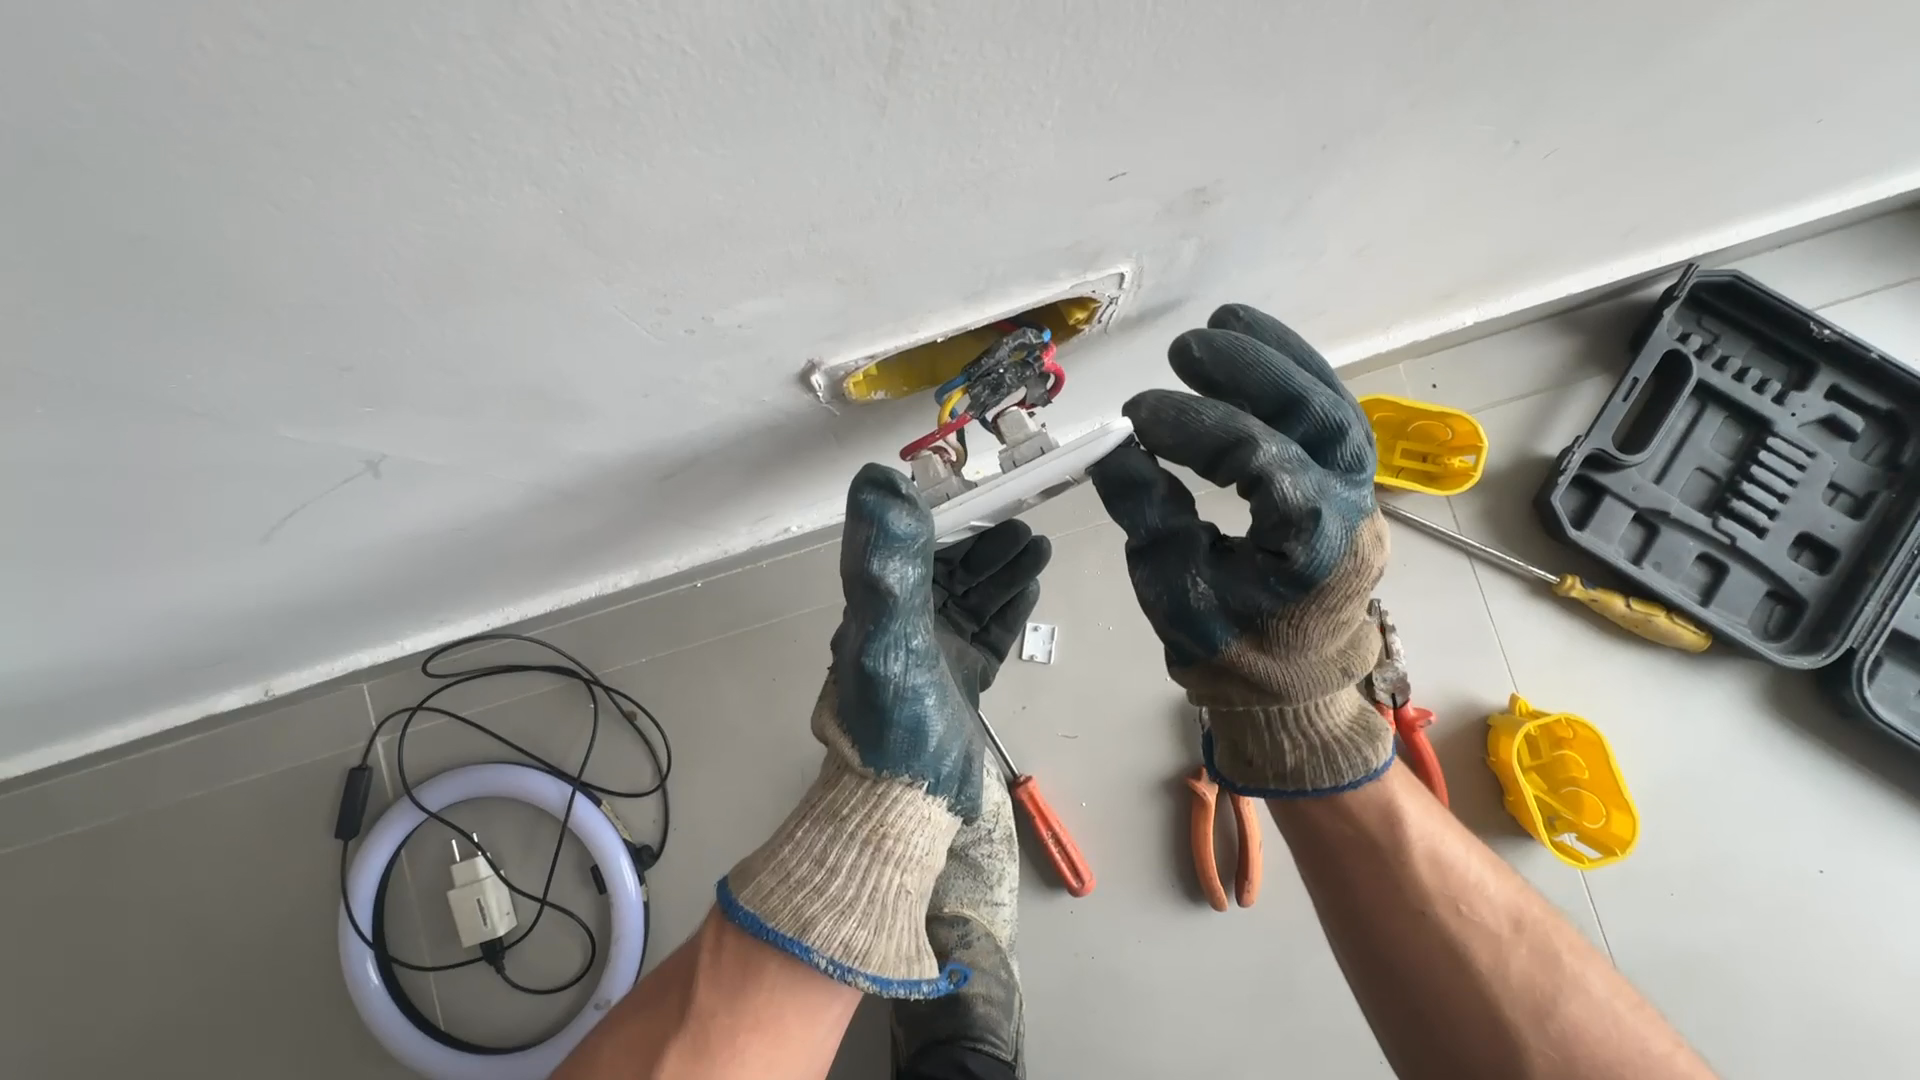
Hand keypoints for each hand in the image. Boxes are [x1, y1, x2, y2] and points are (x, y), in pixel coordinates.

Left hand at [721, 465, 1048, 997]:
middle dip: (984, 543)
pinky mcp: (963, 678)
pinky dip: (1009, 608)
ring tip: (1036, 545)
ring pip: (974, 597)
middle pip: (948, 567)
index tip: (974, 492)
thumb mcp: (887, 634)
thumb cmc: (895, 718)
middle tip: (1022, 524)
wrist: (905, 802)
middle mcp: (904, 623)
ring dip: (1004, 570)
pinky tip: (1029, 589)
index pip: (910, 545)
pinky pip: (989, 632)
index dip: (941, 516)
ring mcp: (936, 652)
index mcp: (878, 606)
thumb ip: (887, 561)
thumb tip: (879, 478)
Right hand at [1089, 304, 1390, 796]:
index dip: (1195, 427)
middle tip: (1188, 347)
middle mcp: (1351, 510)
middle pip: (1316, 416)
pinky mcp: (1343, 485)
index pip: (1259, 460)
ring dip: (1278, 361)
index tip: (1136, 416)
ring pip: (1331, 406)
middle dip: (1252, 371)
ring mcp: (1357, 493)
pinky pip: (1326, 419)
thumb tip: (1114, 448)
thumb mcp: (1174, 591)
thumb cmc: (1232, 651)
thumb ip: (1149, 514)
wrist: (1290, 687)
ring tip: (1224, 326)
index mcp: (1312, 546)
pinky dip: (1292, 380)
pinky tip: (1254, 354)